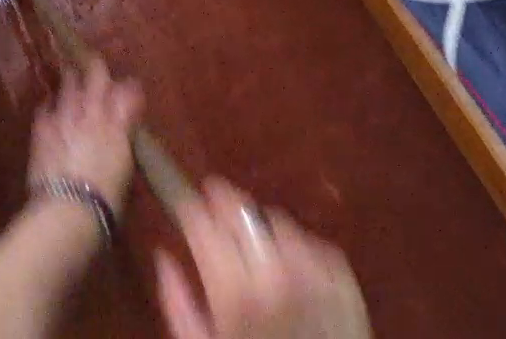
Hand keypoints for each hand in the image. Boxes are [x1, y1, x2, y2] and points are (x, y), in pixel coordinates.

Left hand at [27, 59, 144, 213]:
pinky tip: (49, 107)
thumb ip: (124, 138)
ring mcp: (65, 116)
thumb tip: (125, 126)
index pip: (128, 91)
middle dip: (97, 67)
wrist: (68, 209)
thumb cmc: (106, 197)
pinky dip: (49, 106)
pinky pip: (45, 108)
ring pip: (68, 85)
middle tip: (95, 64)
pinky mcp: (42, 128)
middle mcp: (93, 111)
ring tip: (70, 76)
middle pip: (96, 75)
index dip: (129, 87)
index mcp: (118, 122)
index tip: (130, 86)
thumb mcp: (125, 166)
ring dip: (71, 79)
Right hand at [156, 180, 370, 338]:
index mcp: (234, 292)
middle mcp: (274, 272)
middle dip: (225, 204)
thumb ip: (179, 305)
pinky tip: (288, 269)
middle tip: (216, 200)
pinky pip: (309, 244)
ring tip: (254, 245)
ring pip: (277, 222)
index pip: (204, 225)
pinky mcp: (340, 278)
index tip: (187, 201)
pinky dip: (295, 249)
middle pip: (242, 211)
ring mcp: (312, 272)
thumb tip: (164, 259)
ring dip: (260, 228)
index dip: (192, 207)